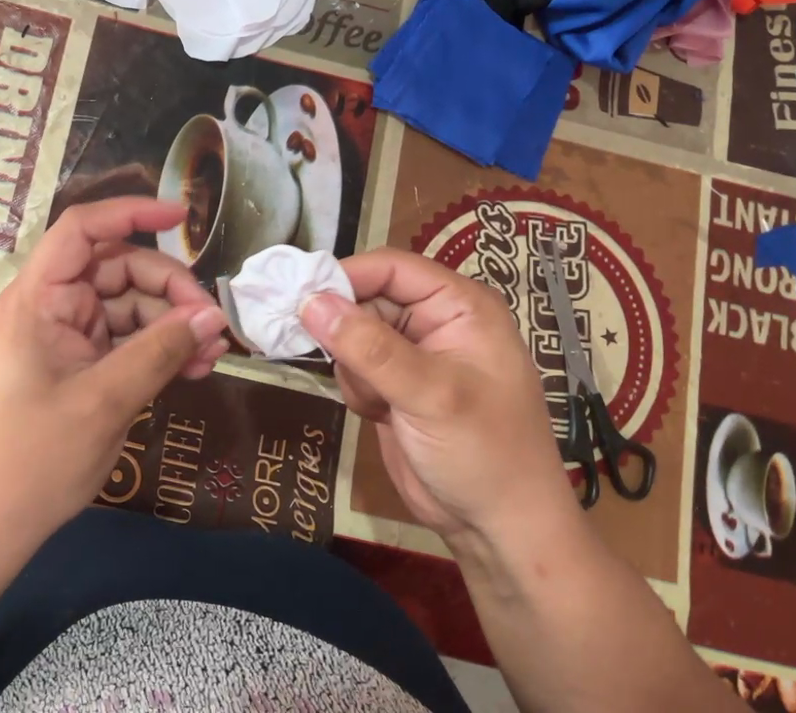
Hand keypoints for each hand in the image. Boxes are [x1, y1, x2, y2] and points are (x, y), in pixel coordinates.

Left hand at [0, 198, 229, 534]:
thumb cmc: (35, 457)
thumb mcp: (105, 400)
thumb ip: (161, 351)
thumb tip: (212, 315)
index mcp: (37, 299)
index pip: (81, 230)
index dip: (130, 213)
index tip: (181, 216)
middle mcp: (47, 307)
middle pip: (115, 270)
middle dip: (167, 289)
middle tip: (211, 324)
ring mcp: (60, 337)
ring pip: (125, 307)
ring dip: (169, 325)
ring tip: (211, 356)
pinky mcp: (73, 366)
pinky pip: (120, 341)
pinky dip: (154, 350)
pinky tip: (192, 368)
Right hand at [301, 249, 573, 541]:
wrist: (497, 528)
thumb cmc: (483, 453)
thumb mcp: (430, 395)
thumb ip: (369, 347)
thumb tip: (309, 302)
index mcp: (459, 306)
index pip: (390, 268)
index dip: (344, 277)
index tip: (298, 298)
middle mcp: (435, 321)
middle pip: (364, 298)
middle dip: (344, 329)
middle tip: (328, 357)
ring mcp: (413, 355)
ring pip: (351, 334)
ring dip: (351, 366)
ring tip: (377, 401)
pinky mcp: (394, 385)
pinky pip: (353, 367)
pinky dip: (355, 388)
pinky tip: (378, 414)